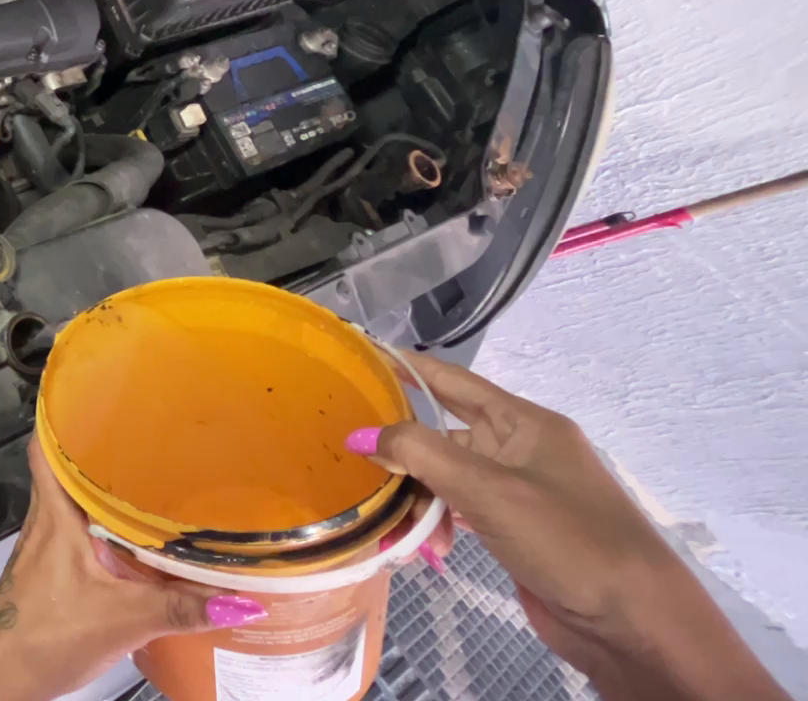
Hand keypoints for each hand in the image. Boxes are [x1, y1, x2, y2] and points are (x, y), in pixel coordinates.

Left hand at [0, 438, 266, 700]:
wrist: (3, 673)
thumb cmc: (50, 630)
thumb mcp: (122, 619)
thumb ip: (181, 607)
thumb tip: (251, 599)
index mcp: (55, 511)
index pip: (45, 446)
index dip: (60, 414)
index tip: (92, 390)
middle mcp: (47, 516)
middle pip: (61, 465)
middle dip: (93, 443)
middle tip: (138, 425)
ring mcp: (46, 542)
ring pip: (70, 495)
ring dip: (98, 480)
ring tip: (144, 466)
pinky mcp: (51, 566)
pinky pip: (76, 525)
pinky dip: (100, 517)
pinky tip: (130, 530)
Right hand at [347, 352, 787, 700]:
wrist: (641, 633)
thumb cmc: (569, 542)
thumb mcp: (486, 489)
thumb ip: (417, 453)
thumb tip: (358, 435)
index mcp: (524, 424)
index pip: (450, 378)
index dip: (403, 364)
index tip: (354, 355)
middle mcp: (519, 448)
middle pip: (439, 430)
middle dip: (396, 443)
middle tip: (346, 446)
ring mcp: (517, 489)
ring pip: (442, 474)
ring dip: (413, 493)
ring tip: (387, 518)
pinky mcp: (512, 527)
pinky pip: (455, 508)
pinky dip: (433, 521)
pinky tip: (423, 545)